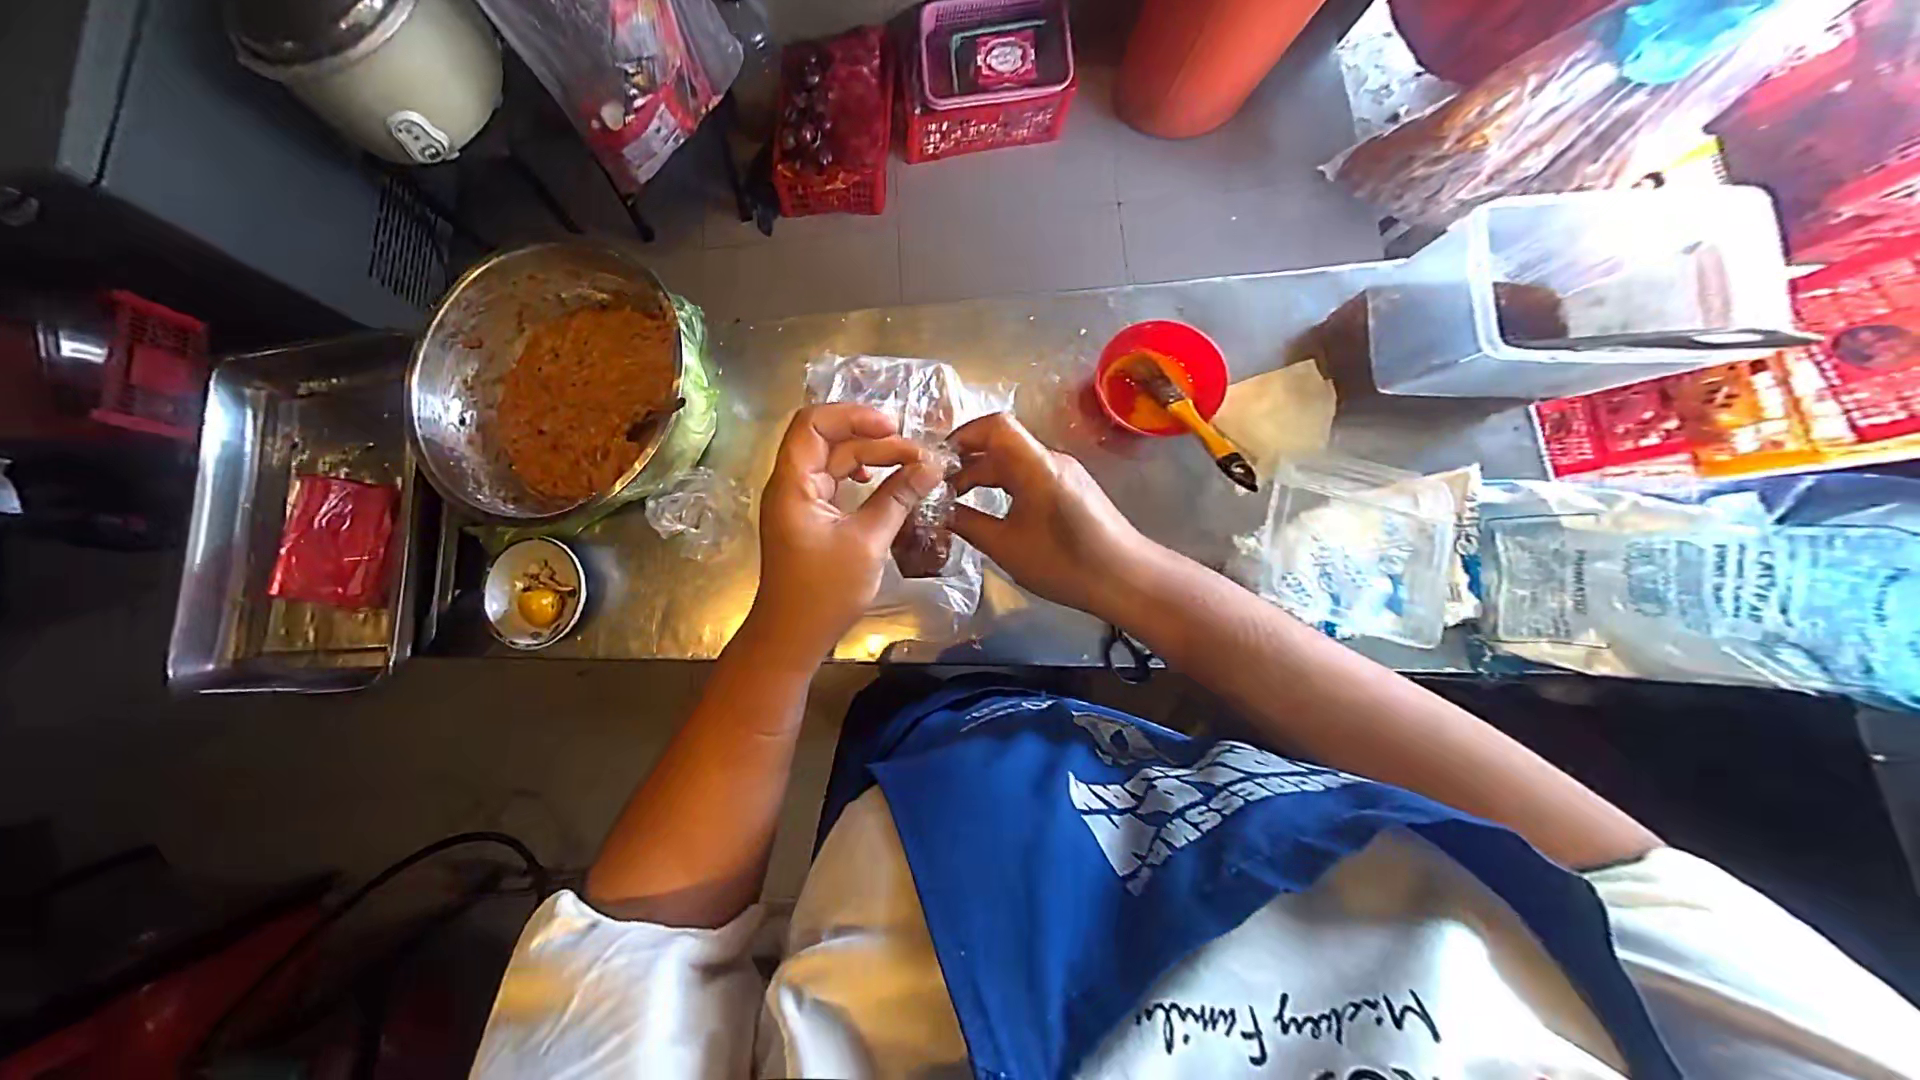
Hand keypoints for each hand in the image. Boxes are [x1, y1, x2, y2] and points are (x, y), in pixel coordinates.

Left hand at [747, 404, 944, 661]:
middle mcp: (792, 484)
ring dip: (872, 457)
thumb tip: (931, 466)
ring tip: (910, 463)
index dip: (853, 416)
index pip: (813, 424)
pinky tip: (885, 482)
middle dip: (873, 439)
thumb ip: (898, 498)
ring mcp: (800, 501)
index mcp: (793, 483)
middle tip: (917, 453)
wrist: (791, 637)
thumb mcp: (868, 542)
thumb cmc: (823, 593)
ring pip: (835, 461)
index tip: (893, 427)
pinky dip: (863, 477)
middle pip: (829, 440)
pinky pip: (837, 482)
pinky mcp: (811, 517)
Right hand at [948, 413, 1159, 619]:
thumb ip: (968, 524)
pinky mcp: (1070, 488)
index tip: (938, 463)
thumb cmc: (1066, 563)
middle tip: (937, 490)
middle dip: (966, 462)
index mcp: (1036, 466)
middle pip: (1001, 443)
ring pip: (1014, 461)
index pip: (995, 425)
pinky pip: (1029, 474)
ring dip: (984, 476)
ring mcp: (1063, 472)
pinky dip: (1004, 486)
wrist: (1127, 579)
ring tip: (956, 503)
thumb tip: (939, 510)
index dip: (962, 436)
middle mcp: (1050, 460)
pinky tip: (990, 511)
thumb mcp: (1006, 547)